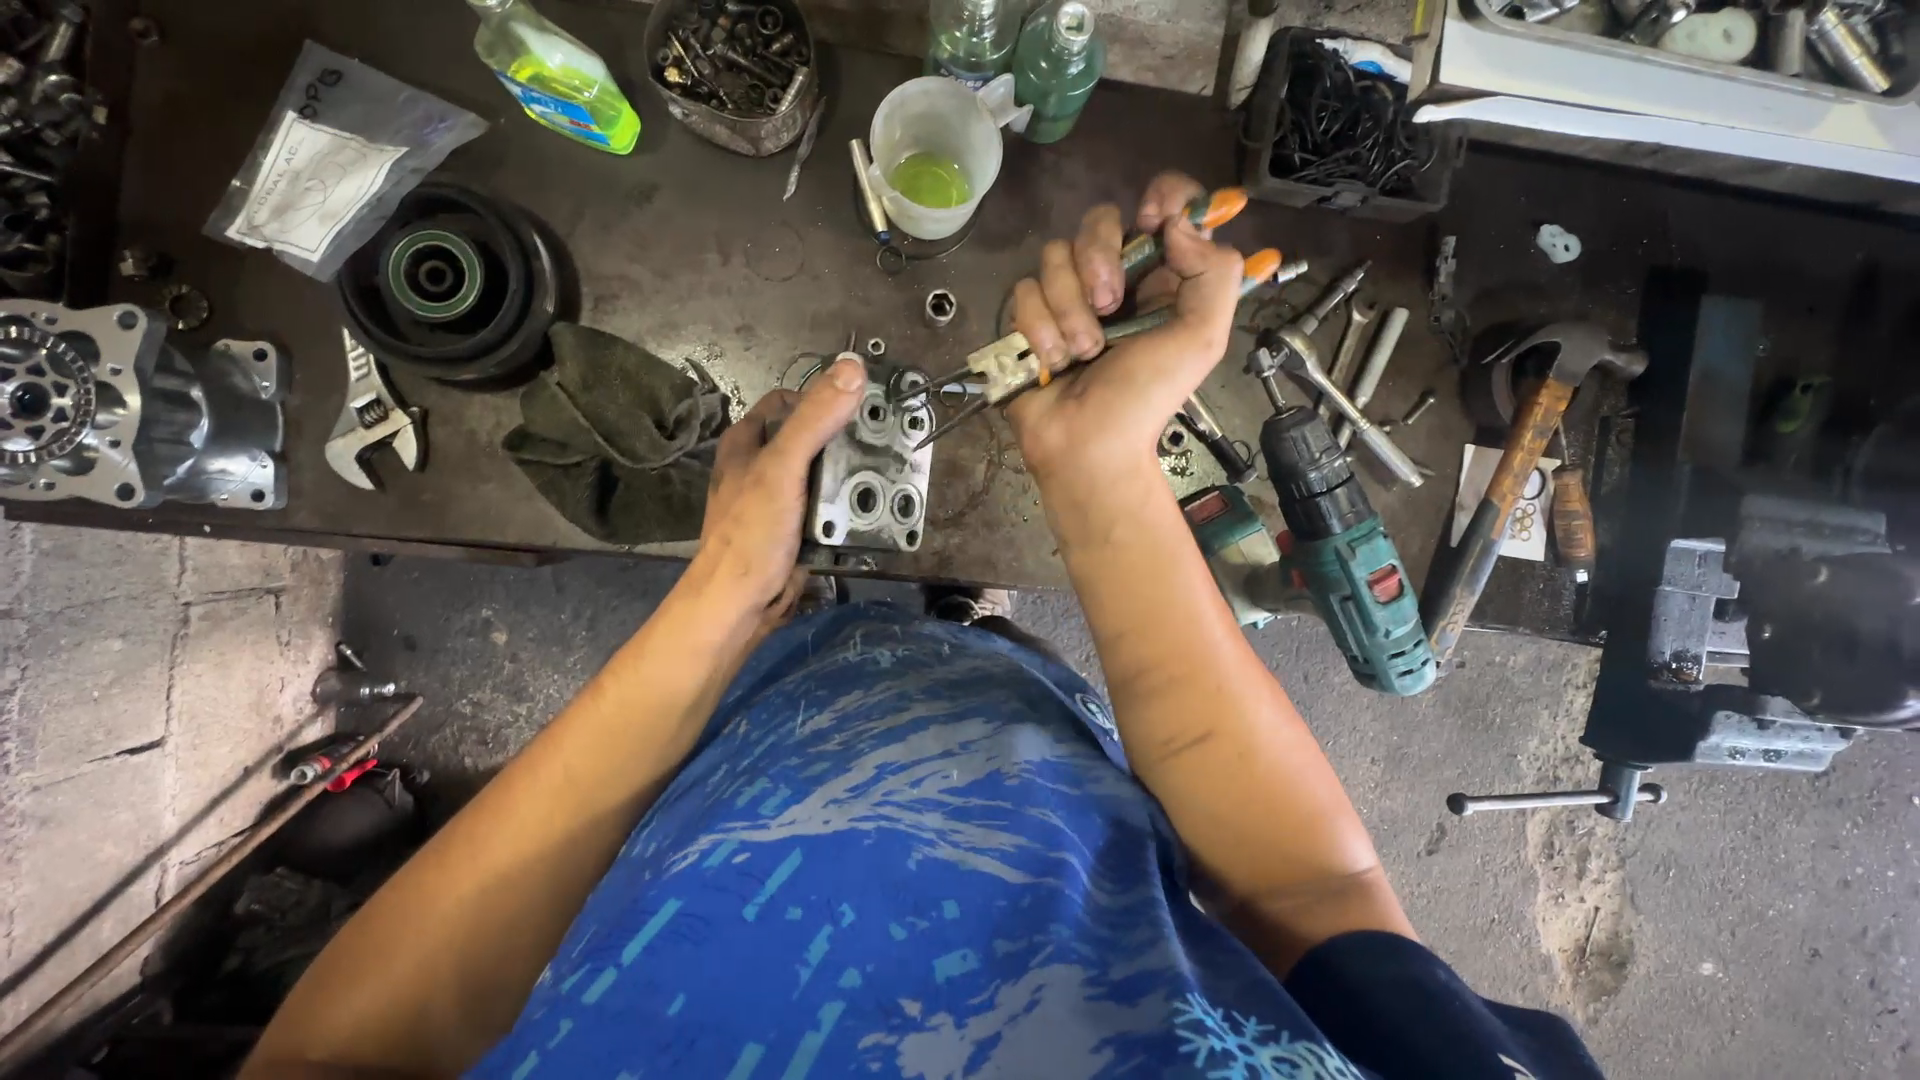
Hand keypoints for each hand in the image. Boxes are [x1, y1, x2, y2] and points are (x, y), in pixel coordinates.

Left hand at [679, 355, 866, 627]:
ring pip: (821, 477)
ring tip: (882, 478)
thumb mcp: (783, 466)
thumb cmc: (752, 530)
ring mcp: (776, 501)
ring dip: (848, 479)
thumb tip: (852, 367)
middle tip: (879, 446)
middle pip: (809, 440)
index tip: (855, 409)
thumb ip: (815, 418)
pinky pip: (825, 510)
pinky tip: (867, 512)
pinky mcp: (792, 531)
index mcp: (745, 443)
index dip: (818, 399)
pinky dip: (845, 510)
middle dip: (843, 443)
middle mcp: (758, 467)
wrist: (739, 602)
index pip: (785, 402)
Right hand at [1004, 172, 1245, 483]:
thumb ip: (1212, 273)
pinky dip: (1040, 330)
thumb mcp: (1202, 338)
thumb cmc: (1146, 398)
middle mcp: (1115, 278)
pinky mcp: (1030, 317)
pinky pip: (1025, 292)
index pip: (1165, 205)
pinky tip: (1054, 362)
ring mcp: (1068, 296)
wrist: (1088, 446)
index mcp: (1162, 277)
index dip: (1161, 198)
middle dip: (1099, 260)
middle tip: (1108, 307)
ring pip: (1054, 256)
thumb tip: (1178, 222)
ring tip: (1083, 353)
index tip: (1152, 218)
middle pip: (1098, 221)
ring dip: (1069, 310)